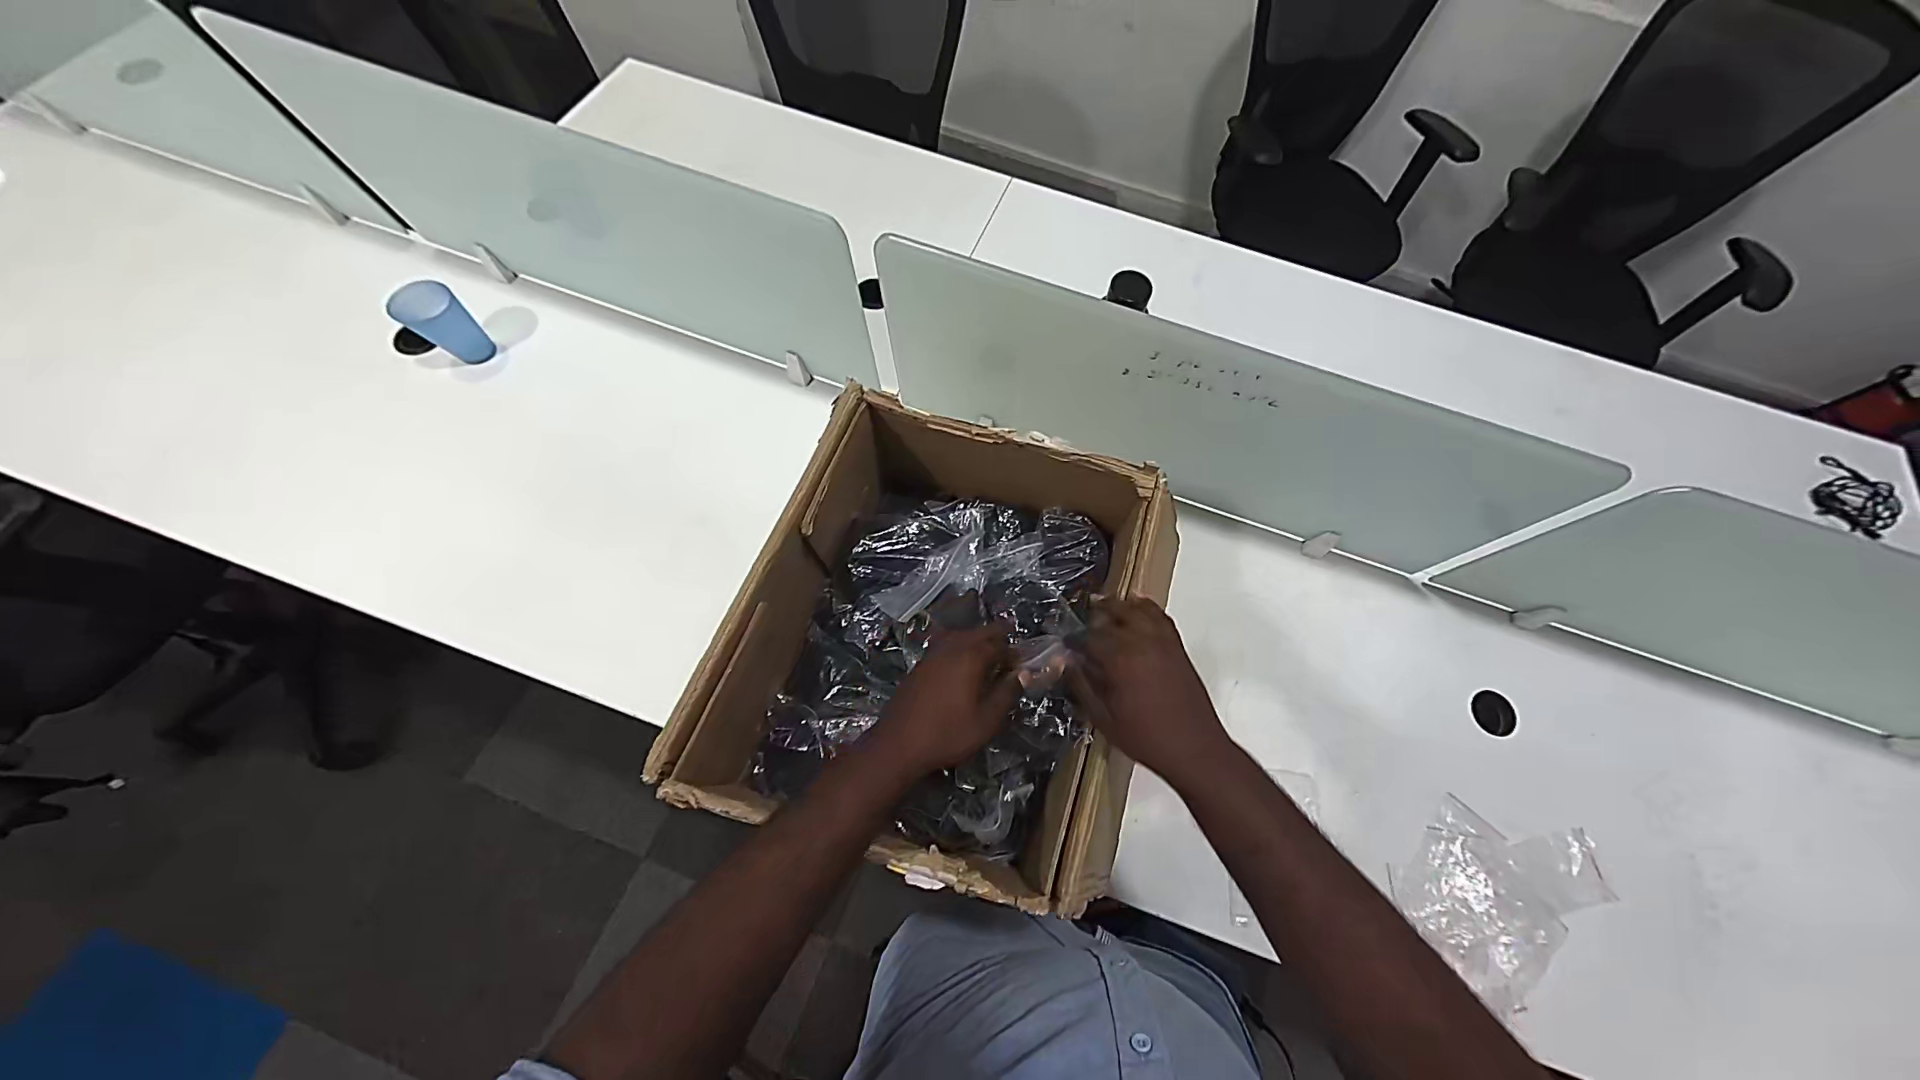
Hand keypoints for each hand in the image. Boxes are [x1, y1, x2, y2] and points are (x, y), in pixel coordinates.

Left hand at [866, 624, 1020, 779]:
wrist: (898, 744)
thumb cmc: (947, 734)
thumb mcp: (986, 721)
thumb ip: (1006, 694)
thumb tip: (1024, 674)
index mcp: (970, 657)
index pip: (999, 644)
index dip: (1014, 652)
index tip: (1023, 663)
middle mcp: (951, 648)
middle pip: (978, 632)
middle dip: (996, 637)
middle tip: (1009, 648)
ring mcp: (932, 655)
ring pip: (959, 635)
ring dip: (976, 638)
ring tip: (988, 651)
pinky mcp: (920, 665)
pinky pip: (945, 645)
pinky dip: (959, 646)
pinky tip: (961, 662)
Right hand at [1071, 597, 1233, 789]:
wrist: (1194, 750)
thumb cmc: (1148, 739)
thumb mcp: (1104, 719)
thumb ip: (1083, 686)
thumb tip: (1068, 664)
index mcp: (1120, 660)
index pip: (1089, 637)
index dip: (1074, 639)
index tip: (1066, 643)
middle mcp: (1142, 644)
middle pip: (1113, 614)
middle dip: (1095, 613)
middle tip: (1082, 617)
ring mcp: (1163, 643)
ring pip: (1138, 610)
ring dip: (1119, 605)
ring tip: (1105, 605)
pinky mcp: (1177, 648)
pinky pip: (1160, 618)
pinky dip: (1147, 608)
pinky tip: (1138, 609)